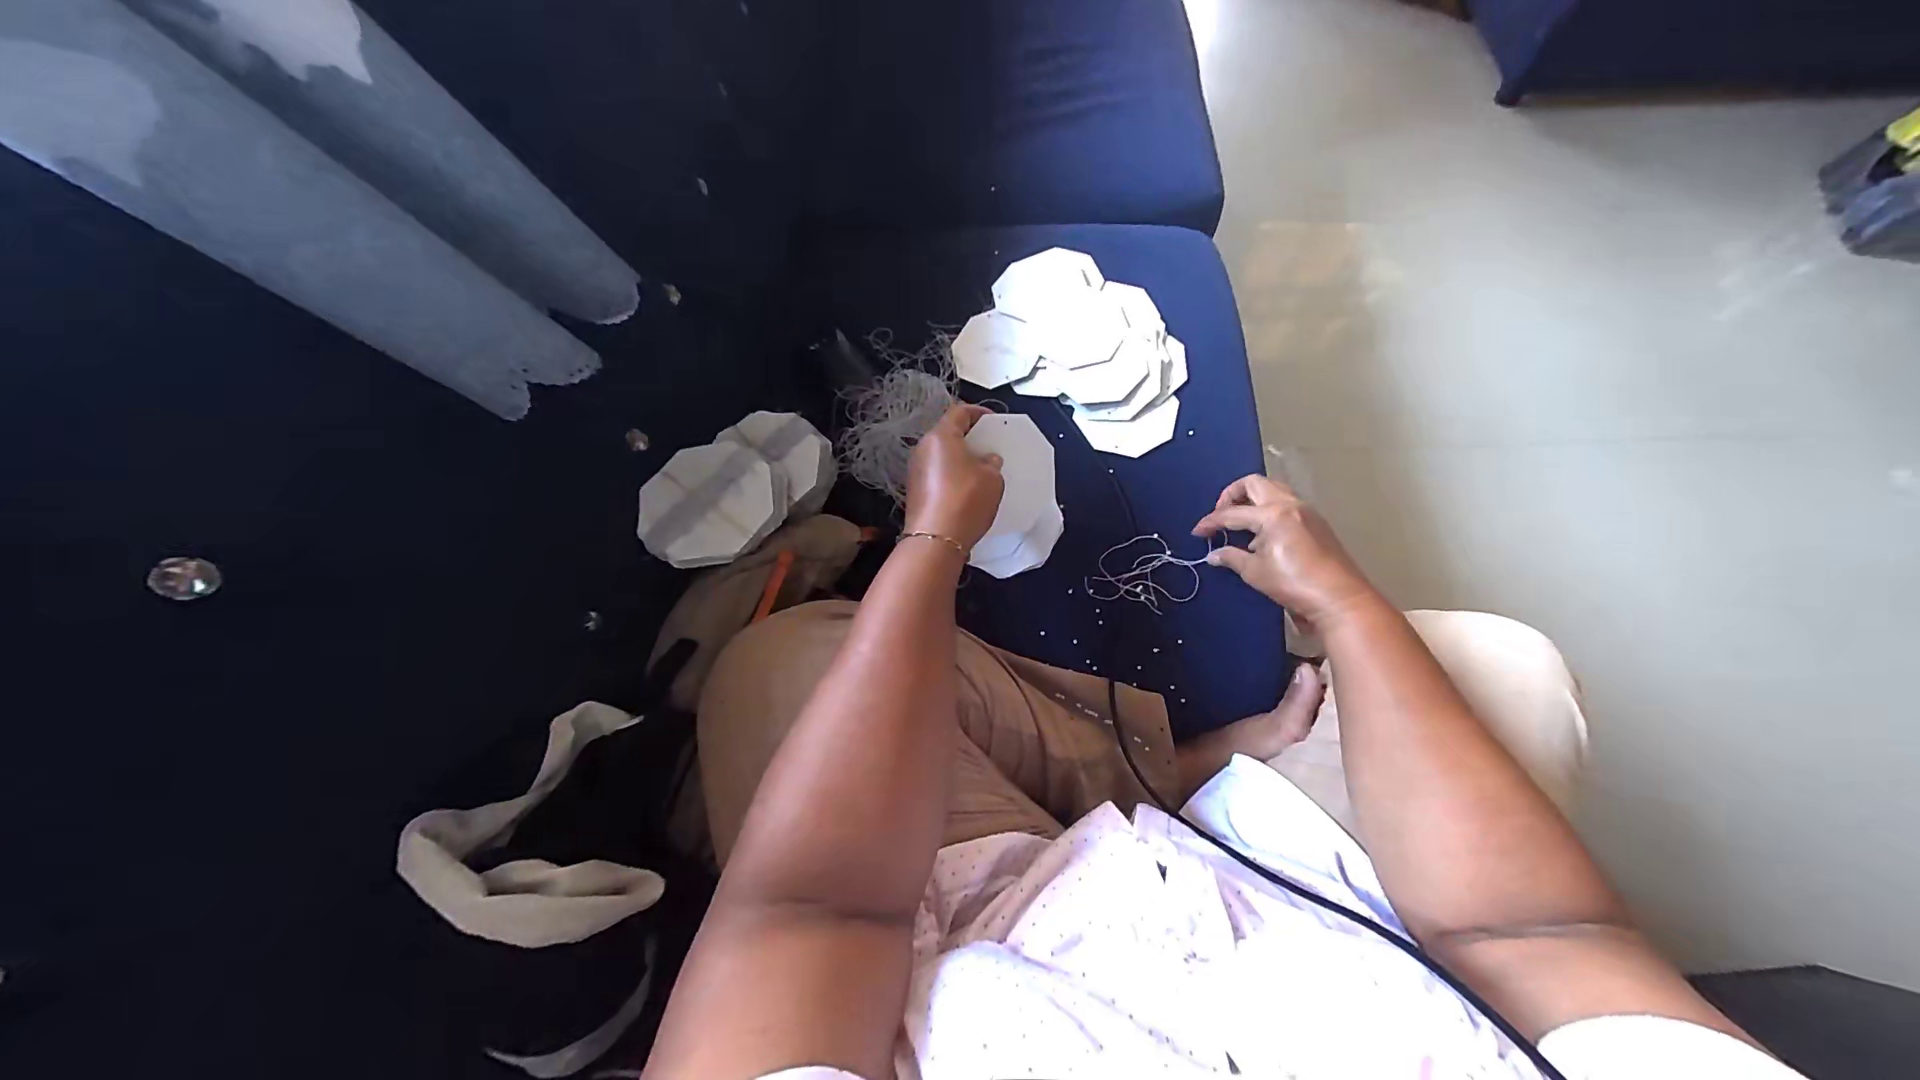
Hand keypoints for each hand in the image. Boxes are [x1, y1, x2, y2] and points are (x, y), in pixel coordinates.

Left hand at [905, 405, 1004, 551]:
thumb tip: (988, 460)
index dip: (978, 412)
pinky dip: (952, 475)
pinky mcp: (915, 490)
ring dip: (960, 458)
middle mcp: (923, 449)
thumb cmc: (964, 501)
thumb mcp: (991, 478)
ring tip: (981, 470)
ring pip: (942, 455)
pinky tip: (967, 488)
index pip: (959, 411)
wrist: (936, 540)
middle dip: (969, 438)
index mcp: (940, 436)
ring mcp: (916, 470)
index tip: (992, 420)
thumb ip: (991, 462)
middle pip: (947, 433)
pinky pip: (937, 473)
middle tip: (989, 446)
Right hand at [1192, 474, 1378, 629]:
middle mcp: (1290, 505)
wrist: (1340, 599)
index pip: (1231, 513)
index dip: (1210, 522)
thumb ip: (1231, 557)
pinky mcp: (1316, 523)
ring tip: (1241, 525)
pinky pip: (1286, 505)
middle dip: (1232, 495)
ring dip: (1252, 501)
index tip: (1198, 533)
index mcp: (1272, 514)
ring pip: (1273, 491)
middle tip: (1221, 516)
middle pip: (1254, 484)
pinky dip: (1268, 511)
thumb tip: (1214, 554)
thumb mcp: (1255, 572)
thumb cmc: (1294, 584)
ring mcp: (1306, 512)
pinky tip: (1263, 536)